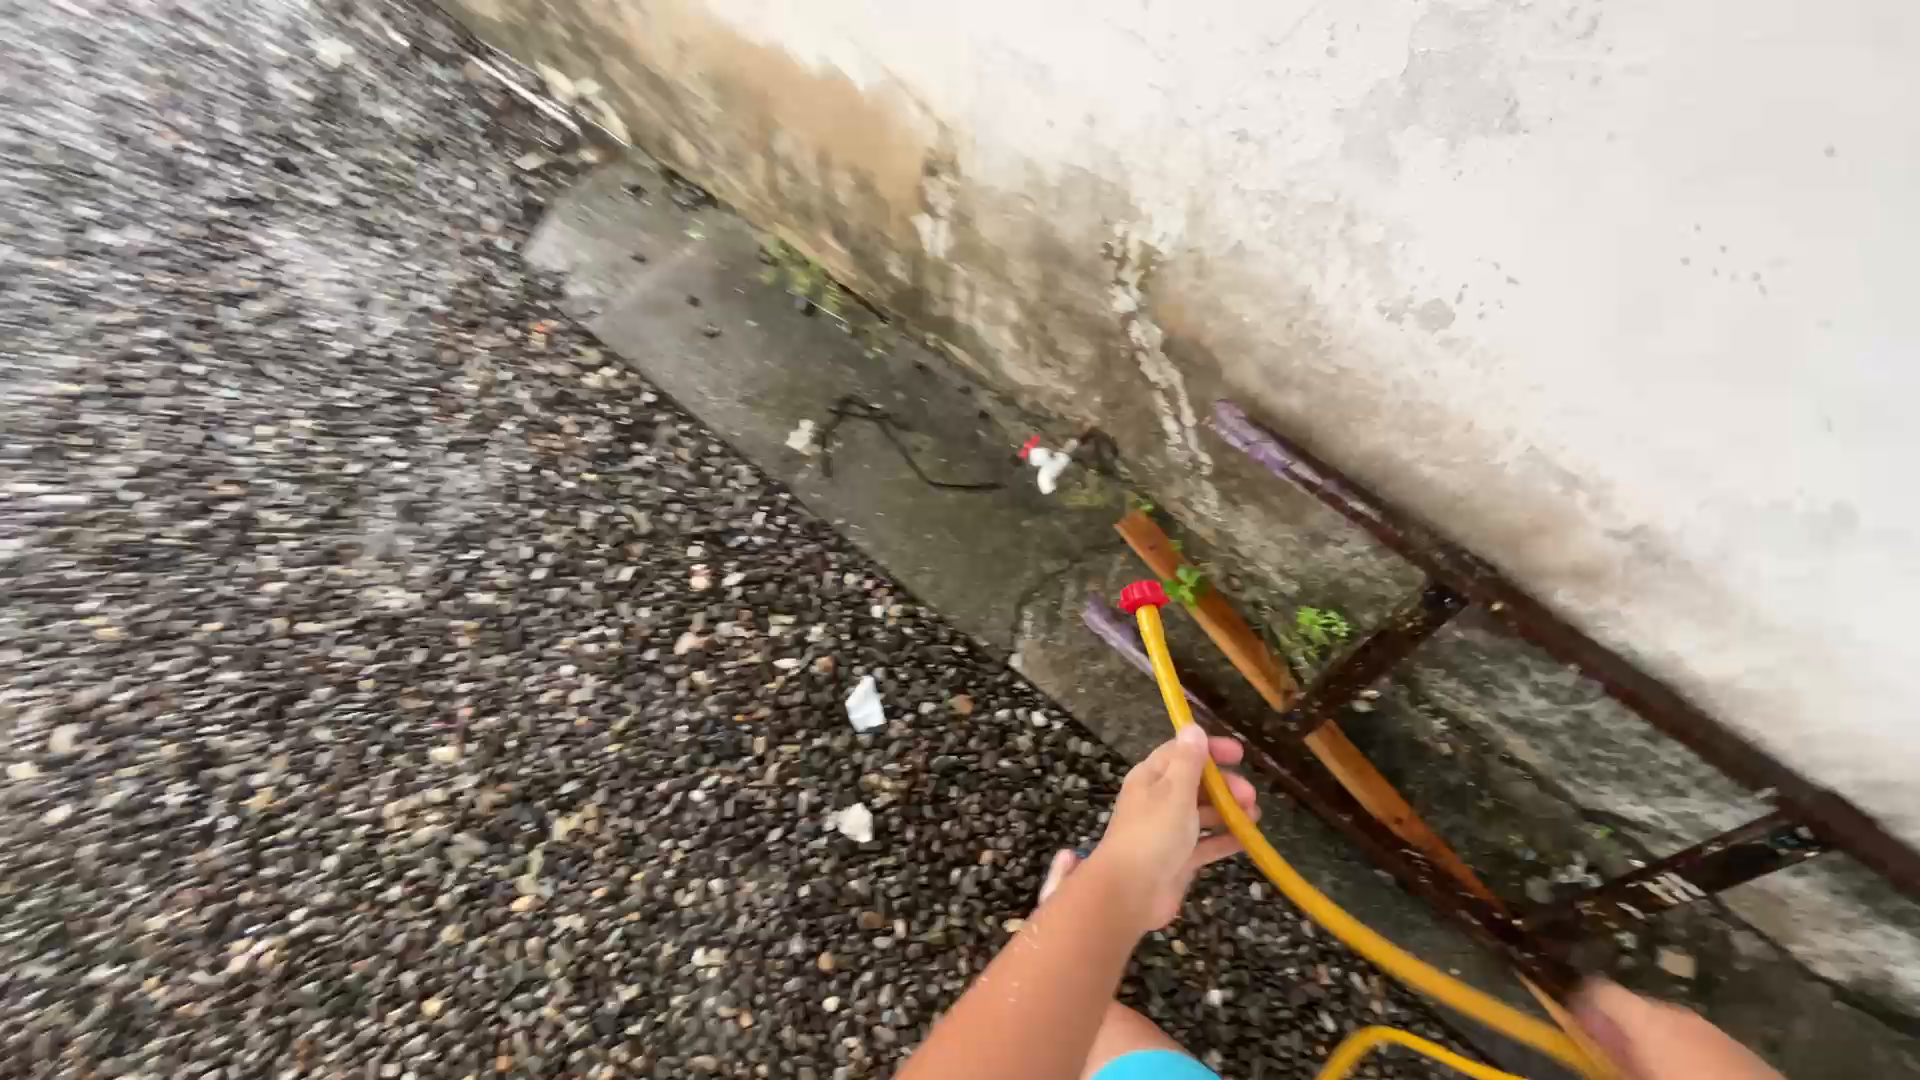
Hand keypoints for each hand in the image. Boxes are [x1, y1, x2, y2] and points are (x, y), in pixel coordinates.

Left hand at [1083, 725, 1259, 933]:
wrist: (1130, 892)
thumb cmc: (1153, 834)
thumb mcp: (1174, 791)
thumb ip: (1187, 761)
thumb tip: (1192, 727)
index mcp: (1150, 778)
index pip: (1180, 752)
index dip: (1208, 749)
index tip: (1239, 753)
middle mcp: (1157, 801)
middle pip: (1194, 784)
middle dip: (1224, 785)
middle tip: (1250, 794)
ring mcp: (1168, 831)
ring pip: (1202, 814)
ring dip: (1228, 812)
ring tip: (1254, 815)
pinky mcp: (1178, 859)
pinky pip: (1205, 844)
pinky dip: (1224, 839)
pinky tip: (1248, 840)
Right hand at [1573, 980, 1781, 1079]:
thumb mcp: (1634, 1072)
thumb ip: (1608, 1048)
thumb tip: (1583, 1027)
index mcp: (1644, 1015)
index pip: (1596, 988)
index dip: (1582, 1002)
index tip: (1575, 1024)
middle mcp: (1674, 1011)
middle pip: (1632, 1005)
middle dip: (1621, 1026)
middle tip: (1617, 1055)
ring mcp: (1712, 1028)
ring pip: (1667, 1023)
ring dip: (1655, 1039)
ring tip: (1657, 1068)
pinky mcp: (1742, 1049)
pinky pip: (1698, 1039)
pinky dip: (1687, 1052)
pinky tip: (1694, 1075)